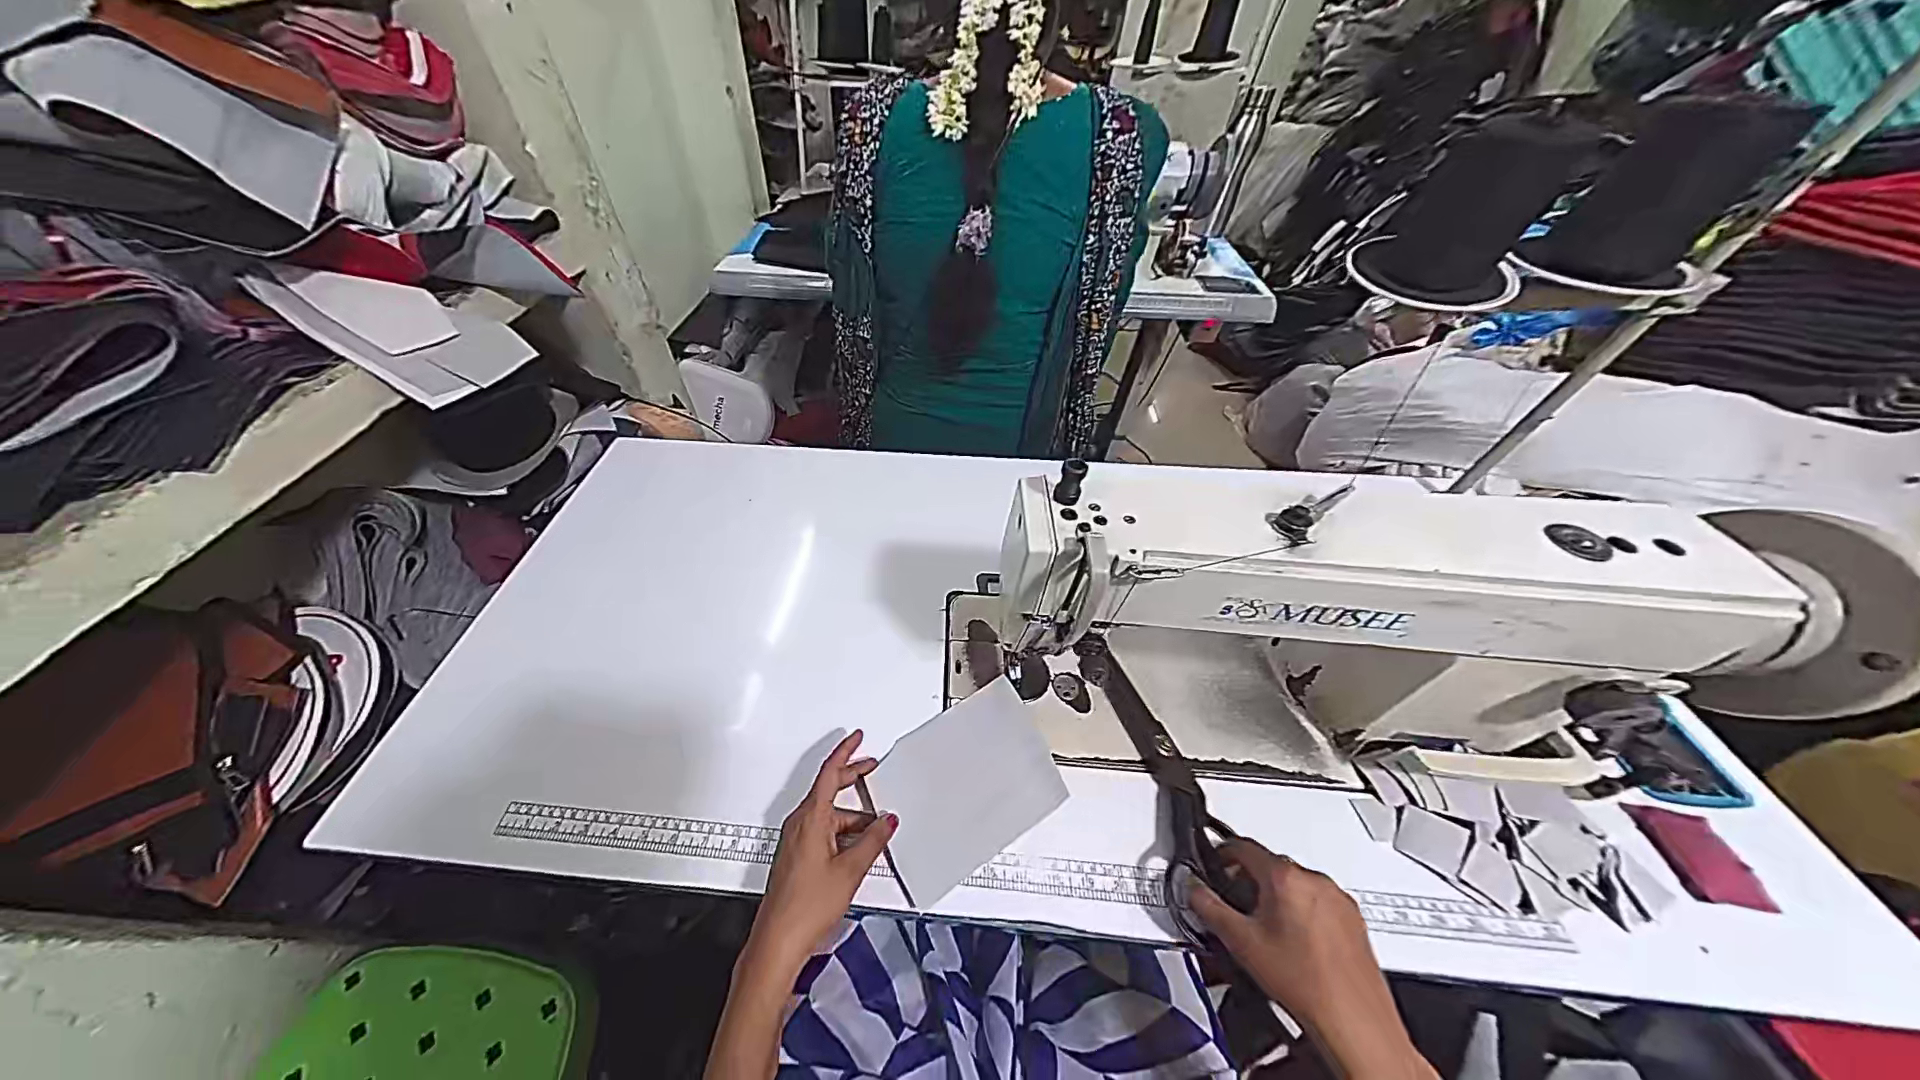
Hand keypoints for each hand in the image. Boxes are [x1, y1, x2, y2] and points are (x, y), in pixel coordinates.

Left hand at [746, 730, 898, 974]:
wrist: (778, 941)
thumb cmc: (804, 908)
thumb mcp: (851, 869)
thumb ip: (873, 840)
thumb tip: (886, 822)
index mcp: (810, 819)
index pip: (829, 773)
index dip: (845, 752)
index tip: (856, 738)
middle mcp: (799, 824)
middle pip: (828, 789)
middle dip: (851, 777)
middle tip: (870, 767)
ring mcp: (797, 840)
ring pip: (829, 814)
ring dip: (852, 816)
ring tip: (876, 827)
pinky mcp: (798, 855)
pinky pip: (824, 831)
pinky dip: (843, 832)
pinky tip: (859, 846)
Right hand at [1191, 839, 1434, 1079]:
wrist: (1353, 1022)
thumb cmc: (1306, 985)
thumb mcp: (1240, 941)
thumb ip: (1208, 906)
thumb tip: (1194, 889)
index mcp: (1285, 877)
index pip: (1242, 847)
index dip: (1221, 856)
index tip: (1214, 867)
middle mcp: (1315, 880)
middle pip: (1269, 866)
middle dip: (1248, 883)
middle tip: (1236, 909)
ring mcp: (1337, 899)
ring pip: (1294, 884)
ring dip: (1276, 898)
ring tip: (1267, 934)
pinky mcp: (1353, 919)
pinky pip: (1318, 901)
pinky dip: (1302, 912)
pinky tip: (1295, 945)